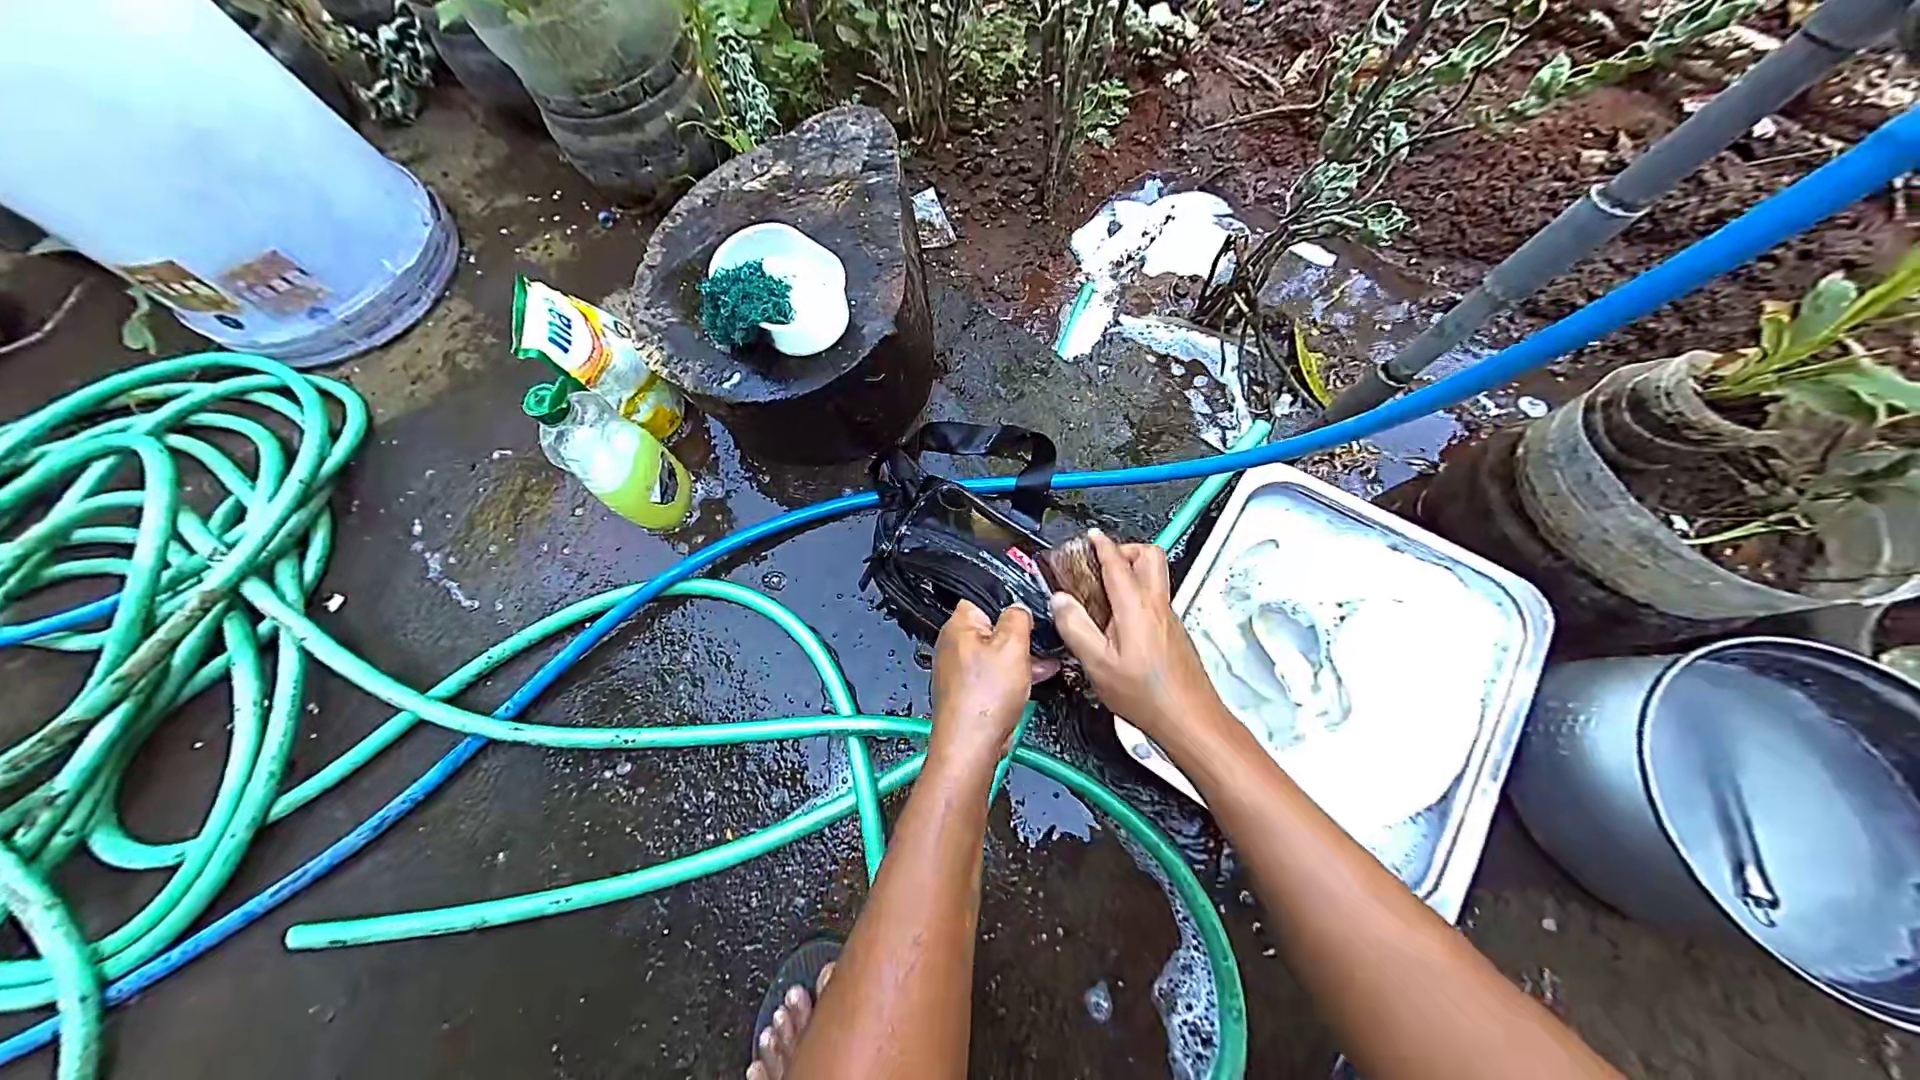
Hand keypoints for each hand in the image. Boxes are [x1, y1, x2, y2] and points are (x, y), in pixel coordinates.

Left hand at [929, 601, 1057, 766]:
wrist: (971, 744)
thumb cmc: (982, 699)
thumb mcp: (1013, 645)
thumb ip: (1018, 618)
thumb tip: (1020, 608)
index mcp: (958, 625)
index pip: (984, 598)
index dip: (1009, 606)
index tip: (1028, 617)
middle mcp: (954, 645)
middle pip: (993, 628)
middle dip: (1018, 638)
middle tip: (1037, 646)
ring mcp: (960, 669)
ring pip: (996, 654)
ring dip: (1020, 659)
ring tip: (1042, 666)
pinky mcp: (968, 691)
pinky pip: (993, 676)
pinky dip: (1012, 677)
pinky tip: (1032, 683)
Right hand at [1049, 531, 1226, 746]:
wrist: (1188, 717)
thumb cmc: (1148, 696)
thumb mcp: (1097, 663)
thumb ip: (1075, 627)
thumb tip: (1060, 602)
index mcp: (1136, 607)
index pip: (1118, 562)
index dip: (1102, 545)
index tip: (1091, 538)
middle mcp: (1157, 606)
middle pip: (1150, 556)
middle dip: (1125, 549)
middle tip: (1103, 560)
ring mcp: (1169, 618)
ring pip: (1155, 576)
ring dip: (1133, 571)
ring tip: (1105, 588)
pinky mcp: (1174, 632)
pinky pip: (1155, 599)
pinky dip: (1137, 595)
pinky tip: (1119, 620)